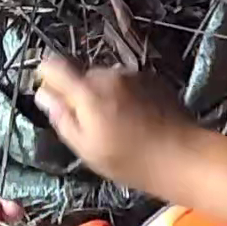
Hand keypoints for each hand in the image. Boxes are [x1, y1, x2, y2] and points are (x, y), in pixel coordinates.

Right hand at [33, 56, 200, 193]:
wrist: (184, 156)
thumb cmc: (130, 160)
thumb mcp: (86, 148)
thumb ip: (61, 117)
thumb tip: (43, 94)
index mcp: (87, 92)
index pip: (53, 65)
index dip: (46, 76)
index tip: (50, 93)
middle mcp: (108, 75)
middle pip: (80, 75)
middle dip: (79, 94)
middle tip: (90, 125)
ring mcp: (131, 74)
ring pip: (103, 80)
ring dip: (102, 96)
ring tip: (116, 125)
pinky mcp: (151, 78)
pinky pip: (125, 82)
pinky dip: (122, 96)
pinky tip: (134, 119)